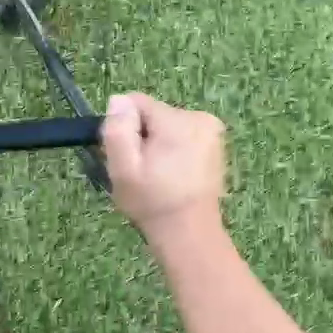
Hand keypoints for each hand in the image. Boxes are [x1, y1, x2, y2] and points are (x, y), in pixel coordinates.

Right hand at [102, 92, 226, 239]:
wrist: (188, 232)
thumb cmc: (152, 201)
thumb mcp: (123, 168)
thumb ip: (117, 129)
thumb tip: (117, 100)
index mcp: (177, 121)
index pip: (135, 102)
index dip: (122, 127)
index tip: (125, 155)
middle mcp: (200, 118)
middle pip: (152, 115)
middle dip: (140, 138)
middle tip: (138, 170)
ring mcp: (212, 132)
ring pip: (166, 126)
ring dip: (155, 146)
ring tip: (155, 175)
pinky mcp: (215, 145)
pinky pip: (182, 137)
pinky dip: (171, 152)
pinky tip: (170, 176)